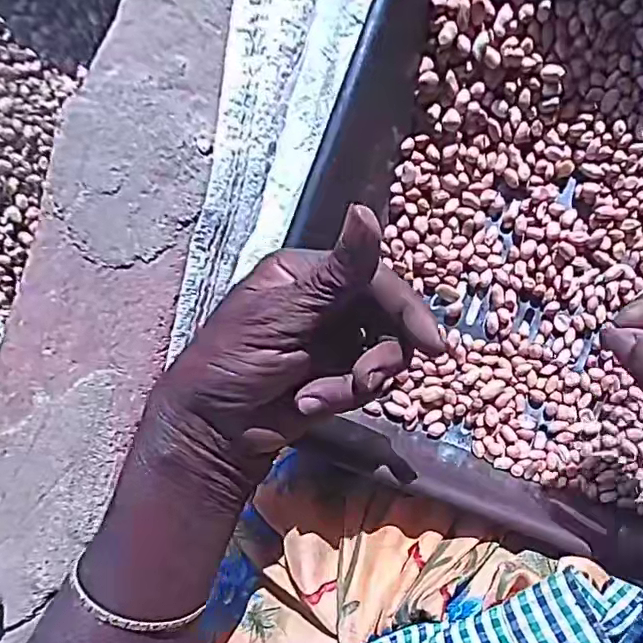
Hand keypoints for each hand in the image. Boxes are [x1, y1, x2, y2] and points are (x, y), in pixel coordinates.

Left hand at [132, 204, 446, 510]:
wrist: (212, 431)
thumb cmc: (231, 361)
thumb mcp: (284, 314)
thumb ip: (337, 272)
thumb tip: (365, 212)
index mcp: (312, 274)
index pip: (377, 280)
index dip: (407, 310)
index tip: (431, 343)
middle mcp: (331, 303)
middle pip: (391, 319)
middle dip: (383, 354)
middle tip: (369, 380)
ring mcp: (339, 340)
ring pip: (387, 353)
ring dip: (361, 379)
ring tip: (323, 395)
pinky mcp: (343, 374)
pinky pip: (373, 382)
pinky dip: (346, 396)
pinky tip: (309, 402)